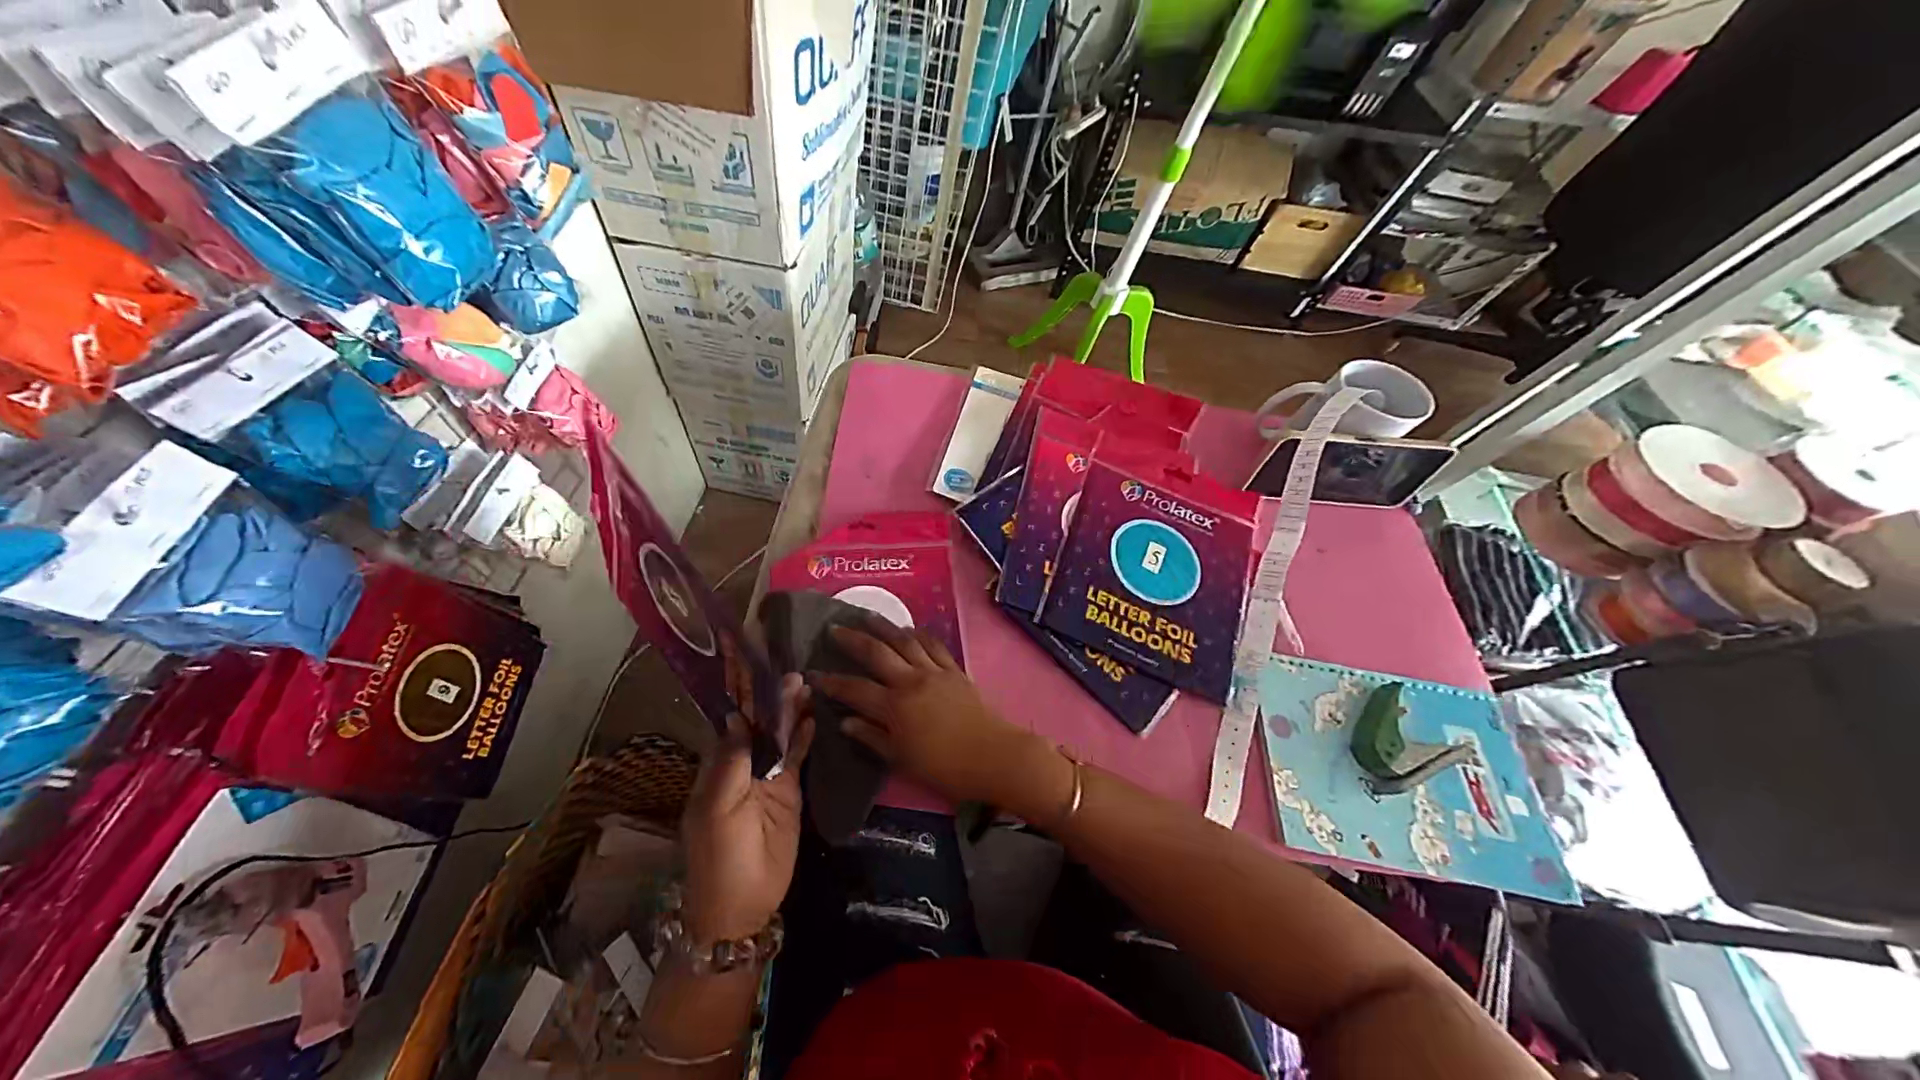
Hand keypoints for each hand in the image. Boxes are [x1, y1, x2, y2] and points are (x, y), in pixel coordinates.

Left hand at [680, 674, 813, 944]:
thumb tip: (735, 716)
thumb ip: (730, 762)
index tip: (757, 670)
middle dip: (773, 701)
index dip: (744, 698)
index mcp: (717, 768)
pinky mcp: (788, 792)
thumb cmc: (719, 857)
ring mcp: (767, 779)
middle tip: (795, 675)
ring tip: (808, 686)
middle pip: (759, 726)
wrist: (742, 906)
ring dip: (791, 714)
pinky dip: (804, 738)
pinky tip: (814, 719)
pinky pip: (796, 758)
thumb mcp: (717, 809)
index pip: (731, 724)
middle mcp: (742, 767)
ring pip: (780, 738)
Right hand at [810, 618, 1071, 820]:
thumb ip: (872, 738)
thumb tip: (845, 721)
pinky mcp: (954, 670)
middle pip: (876, 653)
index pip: (854, 689)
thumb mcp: (902, 760)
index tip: (812, 673)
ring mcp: (934, 672)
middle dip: (852, 640)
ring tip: (866, 616)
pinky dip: (918, 633)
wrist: (993, 756)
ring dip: (883, 627)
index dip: (831, 681)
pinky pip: (932, 644)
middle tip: (834, 629)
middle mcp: (910, 681)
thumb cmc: (944, 767)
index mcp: (894, 707)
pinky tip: (909, 629)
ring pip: (904, 641)